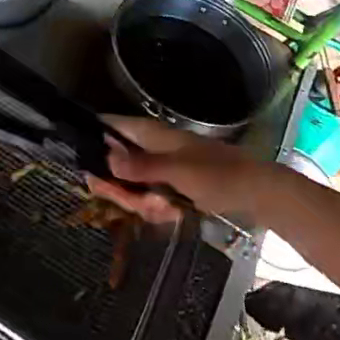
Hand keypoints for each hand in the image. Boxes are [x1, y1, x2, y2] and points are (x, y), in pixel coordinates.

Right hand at [86, 116, 262, 225]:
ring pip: (129, 186)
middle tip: (139, 204)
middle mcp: (149, 147)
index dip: (91, 137)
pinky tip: (171, 215)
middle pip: (113, 164)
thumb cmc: (218, 174)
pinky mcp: (167, 185)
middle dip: (123, 190)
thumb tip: (105, 157)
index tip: (83, 163)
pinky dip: (156, 209)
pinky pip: (146, 197)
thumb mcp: (176, 171)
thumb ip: (140, 165)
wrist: (256, 193)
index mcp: (149, 134)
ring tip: (164, 211)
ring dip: (142, 203)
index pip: (109, 124)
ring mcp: (158, 167)